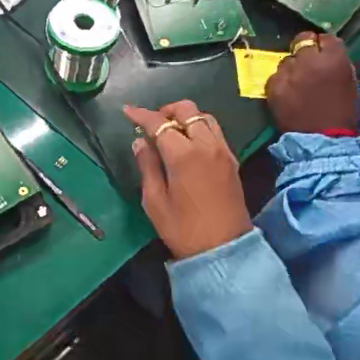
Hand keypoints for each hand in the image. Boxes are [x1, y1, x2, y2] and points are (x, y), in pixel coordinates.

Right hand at [123, 101, 252, 259]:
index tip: (127, 111)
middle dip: (166, 111)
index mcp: (184, 155)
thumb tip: (140, 142)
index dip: (141, 115)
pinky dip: (198, 128)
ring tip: (169, 132)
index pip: (160, 123)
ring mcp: (223, 151)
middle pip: (187, 110)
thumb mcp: (155, 200)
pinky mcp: (232, 160)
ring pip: (204, 117)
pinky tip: (187, 144)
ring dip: (185, 118)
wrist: (223, 249)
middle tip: (151, 125)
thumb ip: (147, 166)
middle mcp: (206, 145)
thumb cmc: (182, 228)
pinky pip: (215, 131)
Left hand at [266, 33, 359, 134]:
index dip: (322, 44)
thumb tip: (325, 52)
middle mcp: (309, 61)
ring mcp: (289, 73)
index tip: (321, 51)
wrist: (323, 137)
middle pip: (302, 42)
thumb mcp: (349, 80)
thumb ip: (337, 62)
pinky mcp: (273, 87)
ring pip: (286, 60)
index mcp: (334, 58)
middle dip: (305, 49)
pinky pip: (274, 76)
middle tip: (306, 61)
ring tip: (296, 80)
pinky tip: (287, 91)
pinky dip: (280, 81)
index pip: (325, 38)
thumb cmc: (343, 111)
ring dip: (292, 67)